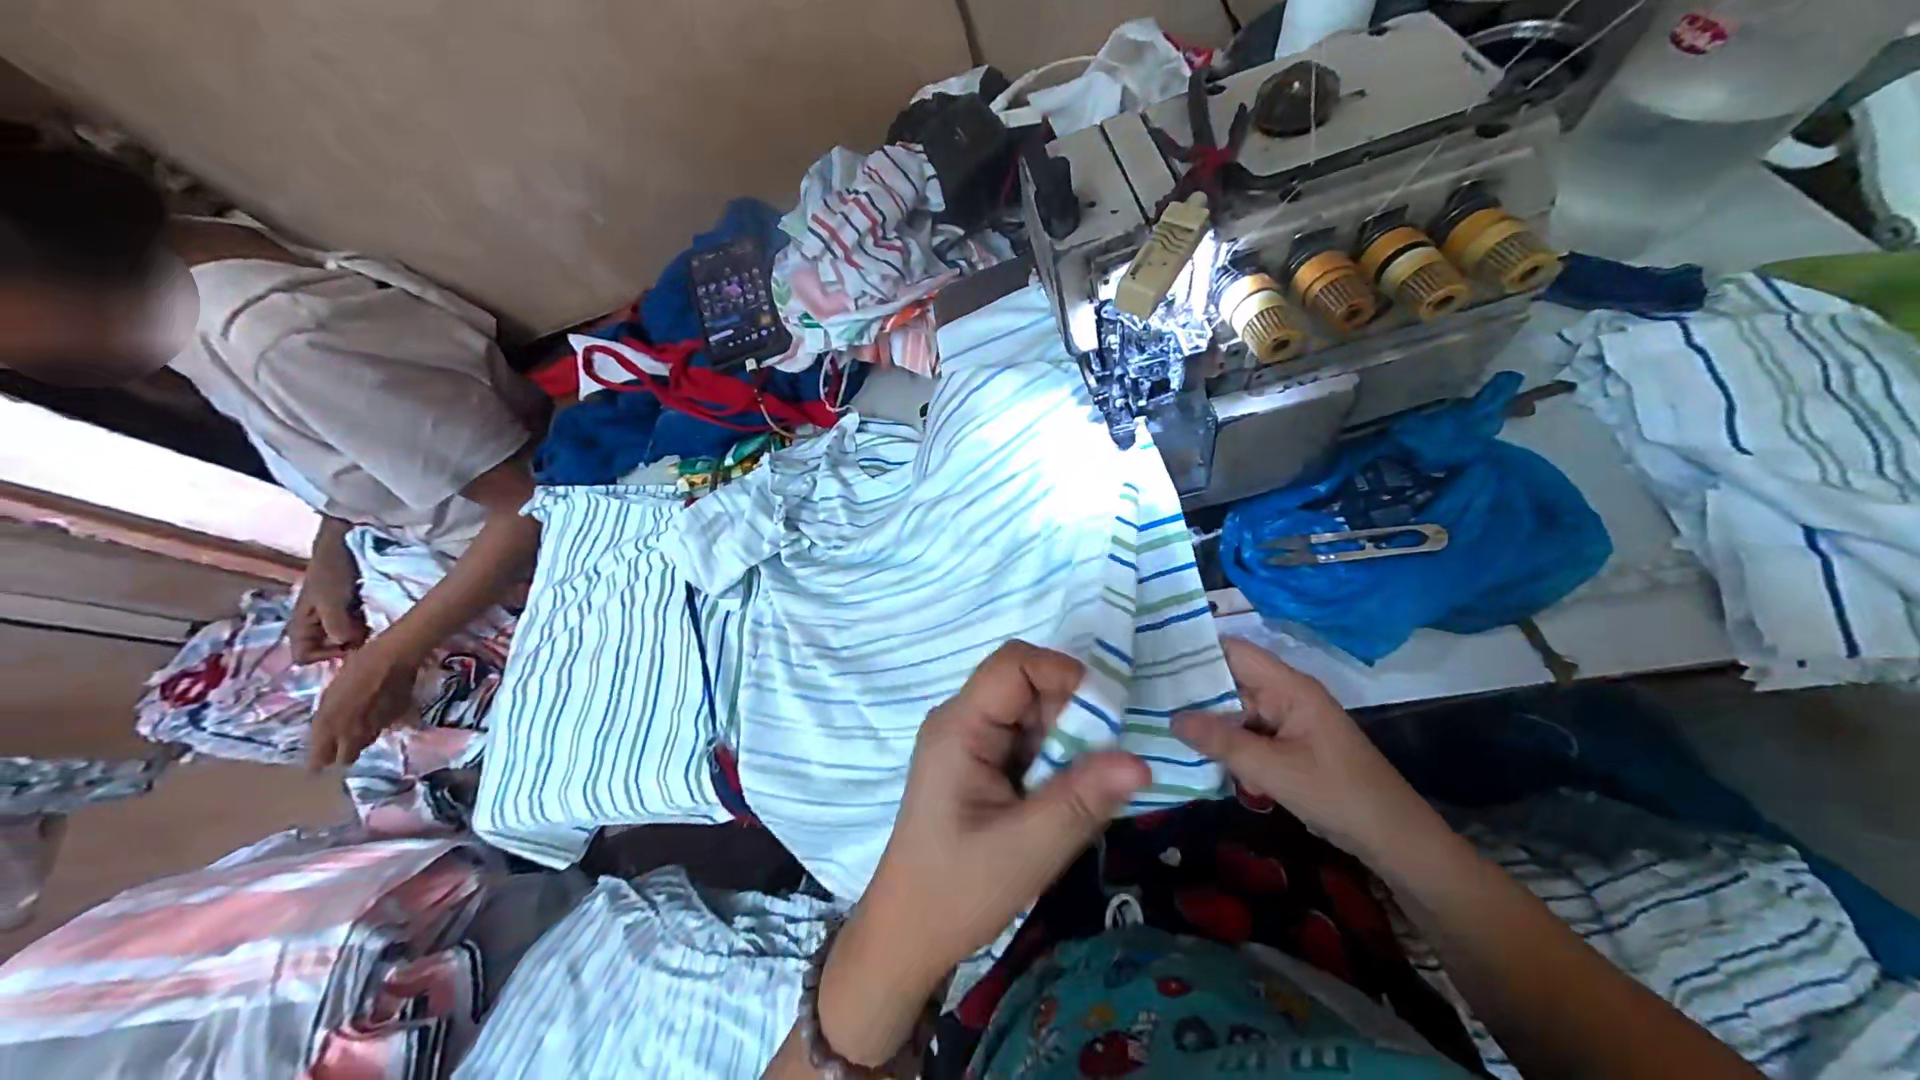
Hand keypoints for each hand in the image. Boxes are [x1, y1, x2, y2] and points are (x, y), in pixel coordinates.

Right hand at [288, 536, 365, 664]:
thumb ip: (336, 624)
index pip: (304, 656)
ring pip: (345, 640)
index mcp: (301, 626)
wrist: (345, 546)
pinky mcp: (349, 611)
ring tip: (377, 624)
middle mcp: (315, 626)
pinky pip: (357, 627)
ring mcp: (333, 619)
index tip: (351, 645)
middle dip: (349, 647)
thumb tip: (347, 646)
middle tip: (370, 634)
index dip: (326, 656)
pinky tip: (380, 617)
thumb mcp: (332, 599)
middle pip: (328, 650)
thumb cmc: (333, 572)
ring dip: (362, 636)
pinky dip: (368, 626)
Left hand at [305, 641, 415, 768]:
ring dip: (360, 741)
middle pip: (347, 759)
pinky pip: (385, 728)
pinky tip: (379, 713)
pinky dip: (379, 726)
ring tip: (359, 730)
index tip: (315, 767)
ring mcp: (379, 727)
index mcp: (329, 727)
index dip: (317, 764)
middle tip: (339, 749)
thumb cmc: (354, 669)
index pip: (319, 760)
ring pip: (366, 743)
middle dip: (341, 757)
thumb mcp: (330, 694)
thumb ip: (329, 717)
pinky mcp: (398, 718)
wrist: (393, 658)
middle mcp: (353, 733)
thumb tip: (329, 730)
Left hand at [850, 641, 1150, 984]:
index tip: (1106, 722)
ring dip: (1065, 743)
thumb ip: (1082, 800)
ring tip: (1074, 793)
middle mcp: (961, 721)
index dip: (1064, 675)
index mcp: (959, 727)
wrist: (909, 934)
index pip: (1014, 664)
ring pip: (1032, 713)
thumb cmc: (957, 891)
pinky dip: (1054, 760)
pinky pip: (1027, 739)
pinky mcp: (979, 762)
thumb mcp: (1027, 850)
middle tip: (1095, 769)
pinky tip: (1056, 800)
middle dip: (1071, 716)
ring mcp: (968, 741)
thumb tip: (1141, 761)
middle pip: (1027, 685)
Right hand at [1173, 637, 1448, 865]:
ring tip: (1154, 716)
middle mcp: (1285, 695)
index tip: (1151, 655)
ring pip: (1234, 709)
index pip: (1234, 651)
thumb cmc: (1338, 795)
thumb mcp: (1274, 770)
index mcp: (1289, 687)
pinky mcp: (1286, 744)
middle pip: (1229, 679)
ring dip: (1204, 718)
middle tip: (1142, 691)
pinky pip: (1245, 733)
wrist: (1394, 840)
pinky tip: (1190, 748)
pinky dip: (1222, 740)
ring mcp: (1286, 721)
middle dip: (1191, 687)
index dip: (1195, 649)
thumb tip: (1172, 718)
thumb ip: (1222, 742)